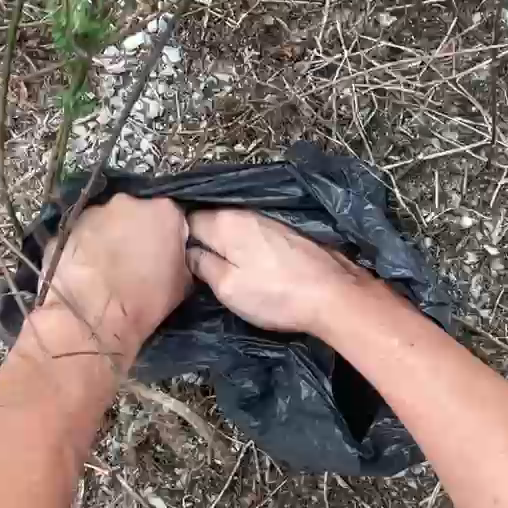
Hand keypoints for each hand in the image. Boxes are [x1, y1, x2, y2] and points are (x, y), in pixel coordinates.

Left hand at [30, 195, 189, 362]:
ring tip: (107, 265)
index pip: (173, 217)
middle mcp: (129, 202)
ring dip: (111, 236)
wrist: (91, 318)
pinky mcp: (68, 226)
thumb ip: (181, 254)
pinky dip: (88, 245)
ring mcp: (95, 212)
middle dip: (138, 230)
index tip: (164, 252)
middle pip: (138, 212)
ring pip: (109, 221)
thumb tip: (174, 251)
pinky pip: (84, 233)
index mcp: (164, 211)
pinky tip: (87, 267)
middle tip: (135, 258)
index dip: (168, 236)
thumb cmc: (145, 301)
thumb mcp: (184, 281)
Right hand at [185, 210, 385, 335]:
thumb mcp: (227, 287)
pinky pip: (253, 234)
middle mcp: (246, 213)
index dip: (177, 239)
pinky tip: (247, 265)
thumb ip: (201, 265)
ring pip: (233, 229)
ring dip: (224, 244)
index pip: (186, 219)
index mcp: (226, 222)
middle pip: (210, 221)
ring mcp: (269, 221)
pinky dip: (245, 246)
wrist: (333, 295)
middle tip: (192, 268)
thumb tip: (189, 252)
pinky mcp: (286, 233)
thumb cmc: (277, 294)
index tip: (173, 259)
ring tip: (219, 269)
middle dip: (200, 240)